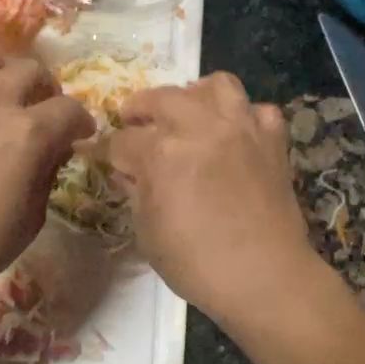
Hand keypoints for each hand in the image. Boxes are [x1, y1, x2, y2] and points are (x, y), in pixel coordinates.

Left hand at [0, 50, 93, 305]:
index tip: (81, 137)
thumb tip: (55, 148)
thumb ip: (48, 172)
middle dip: (46, 89)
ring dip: (1, 74)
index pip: (69, 110)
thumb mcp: (32, 216)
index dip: (82, 123)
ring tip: (3, 99)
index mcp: (28, 132)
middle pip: (30, 70)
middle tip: (45, 114)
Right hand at [108, 72, 315, 319]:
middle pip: (163, 98)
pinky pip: (258, 110)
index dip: (101, 149)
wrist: (264, 278)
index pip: (120, 141)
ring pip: (217, 85)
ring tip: (186, 111)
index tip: (92, 153)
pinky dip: (242, 116)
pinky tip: (232, 133)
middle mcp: (201, 128)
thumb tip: (129, 174)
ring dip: (193, 94)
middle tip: (132, 121)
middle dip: (140, 107)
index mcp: (162, 153)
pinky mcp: (273, 142)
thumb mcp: (148, 233)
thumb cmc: (196, 264)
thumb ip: (137, 194)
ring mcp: (242, 129)